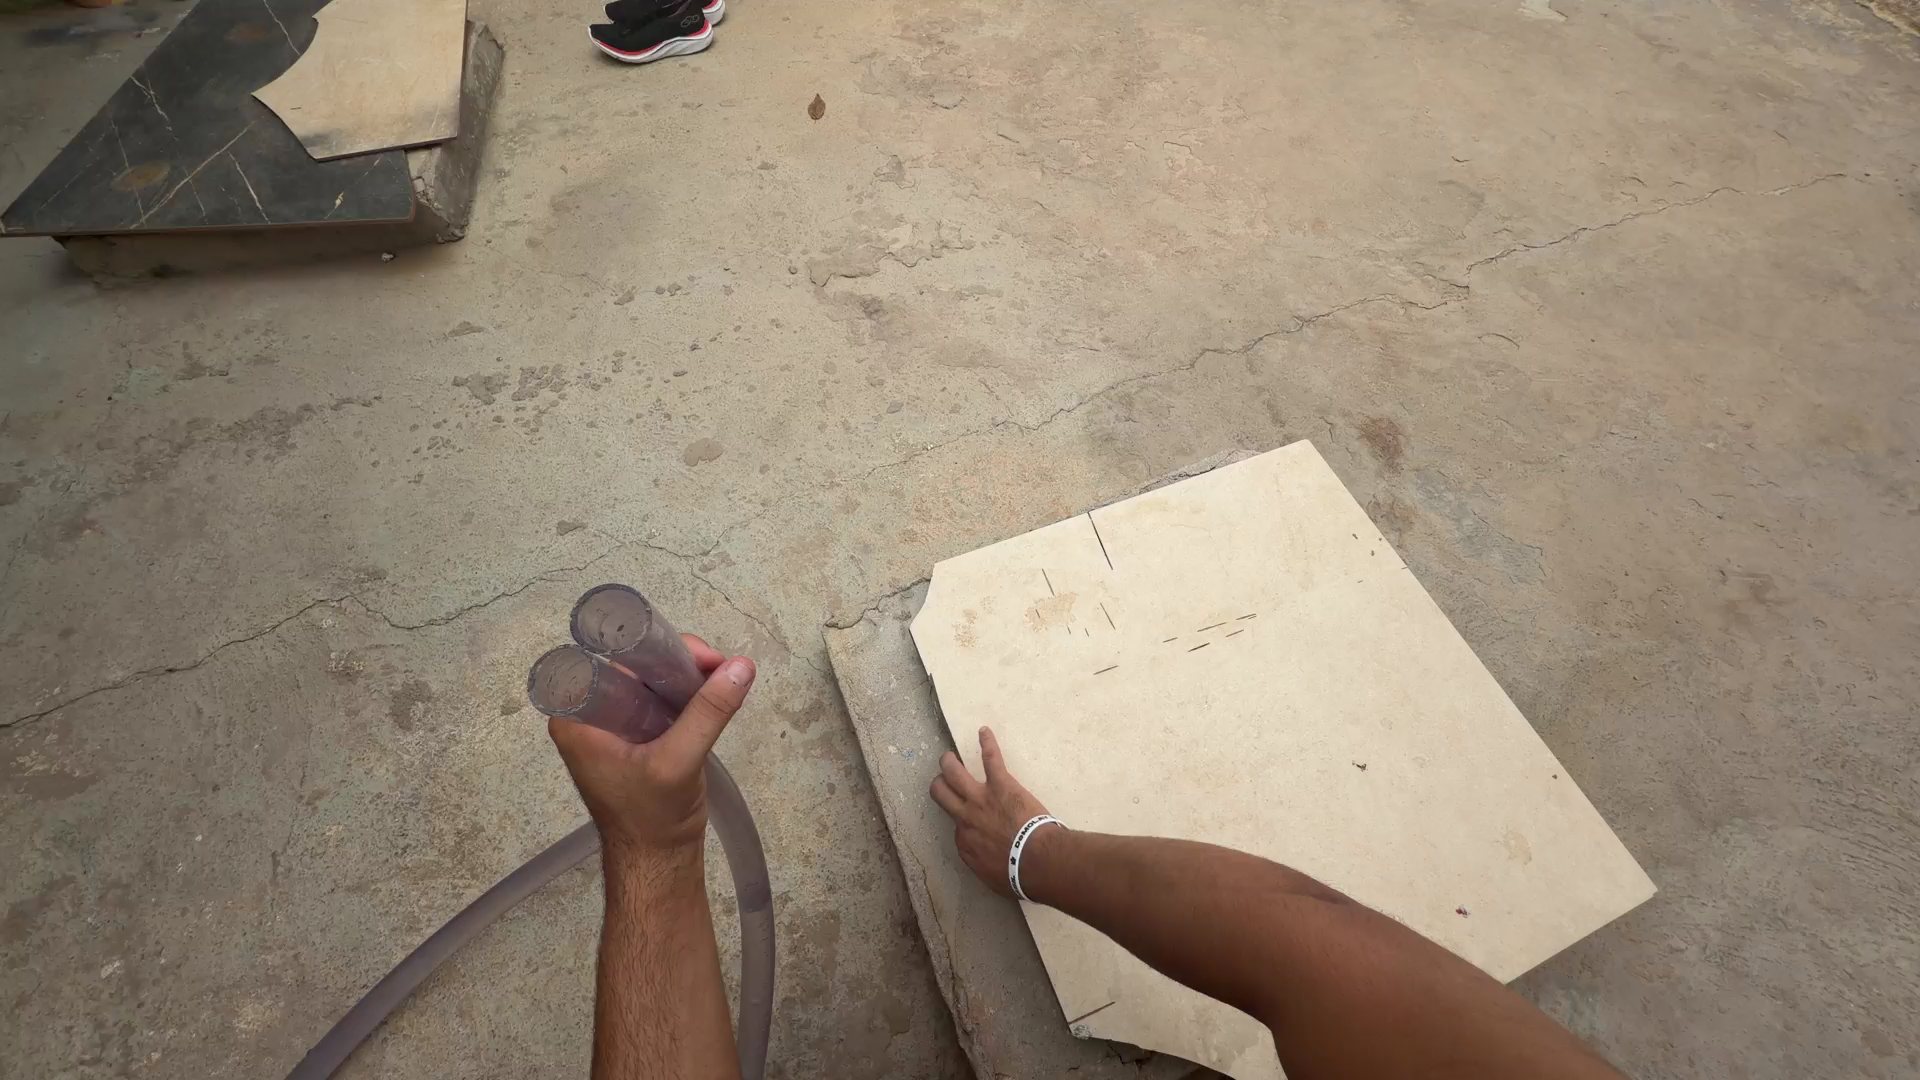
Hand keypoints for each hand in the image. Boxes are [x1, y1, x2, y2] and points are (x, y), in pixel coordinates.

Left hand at [548, 634, 755, 860]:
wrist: (658, 863)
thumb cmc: (652, 817)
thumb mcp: (679, 761)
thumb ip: (709, 712)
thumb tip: (743, 665)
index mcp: (579, 716)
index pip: (614, 659)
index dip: (658, 648)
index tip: (702, 659)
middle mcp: (592, 713)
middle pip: (640, 664)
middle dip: (683, 661)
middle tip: (721, 669)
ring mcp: (618, 723)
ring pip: (657, 678)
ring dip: (692, 676)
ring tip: (724, 684)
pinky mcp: (642, 733)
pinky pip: (666, 697)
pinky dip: (693, 694)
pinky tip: (716, 698)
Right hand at [930, 727, 1051, 897]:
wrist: (1035, 861)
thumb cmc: (1018, 875)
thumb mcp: (992, 878)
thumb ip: (983, 864)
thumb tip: (987, 858)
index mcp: (964, 841)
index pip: (955, 825)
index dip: (963, 822)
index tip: (973, 824)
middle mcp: (965, 817)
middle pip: (940, 793)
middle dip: (939, 784)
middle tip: (942, 779)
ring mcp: (980, 798)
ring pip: (954, 773)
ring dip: (949, 762)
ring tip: (949, 756)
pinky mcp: (1000, 783)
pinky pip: (991, 758)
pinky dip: (987, 743)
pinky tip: (984, 731)